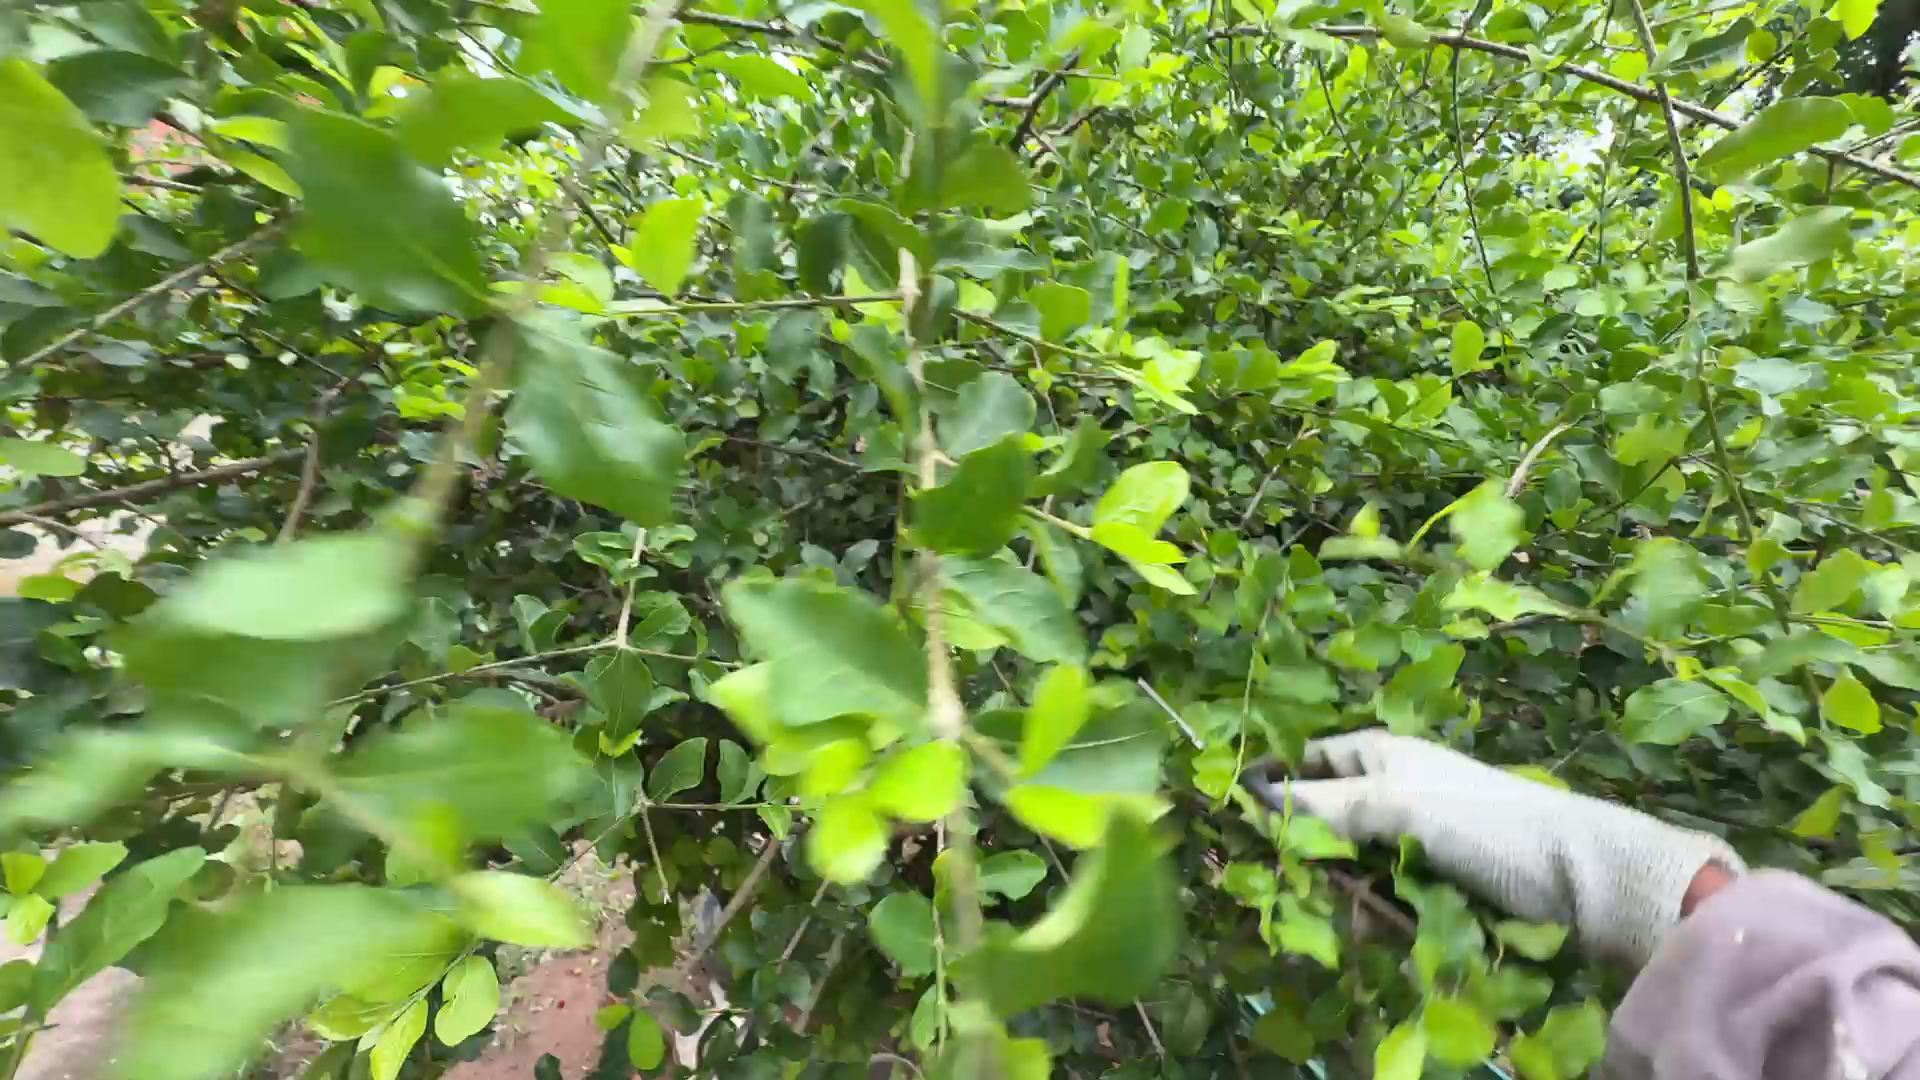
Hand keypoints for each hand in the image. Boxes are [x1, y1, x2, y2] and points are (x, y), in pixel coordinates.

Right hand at [1246, 729, 1741, 964]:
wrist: (1584, 878)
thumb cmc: (1480, 821)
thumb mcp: (1393, 805)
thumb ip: (1321, 803)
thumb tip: (1252, 796)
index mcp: (1375, 754)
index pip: (1305, 758)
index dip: (1274, 779)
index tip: (1242, 812)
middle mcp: (1386, 786)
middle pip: (1323, 809)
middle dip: (1304, 841)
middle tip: (1283, 871)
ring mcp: (1410, 831)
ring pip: (1349, 853)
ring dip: (1337, 879)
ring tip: (1332, 904)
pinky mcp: (1431, 872)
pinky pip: (1382, 883)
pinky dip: (1371, 901)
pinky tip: (1368, 922)